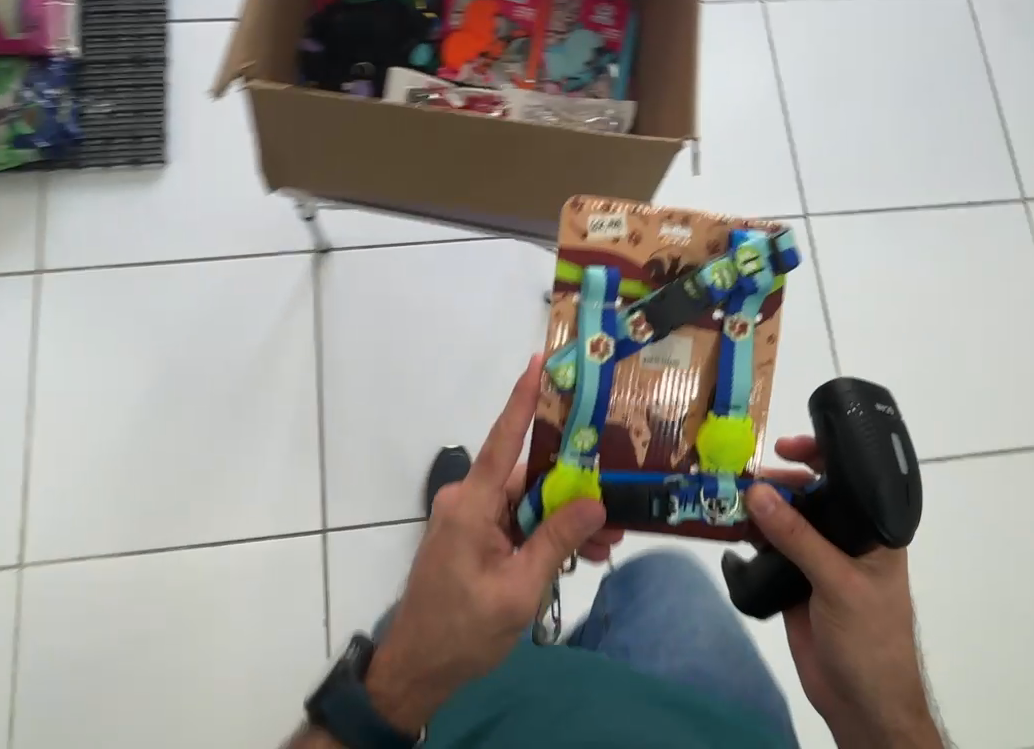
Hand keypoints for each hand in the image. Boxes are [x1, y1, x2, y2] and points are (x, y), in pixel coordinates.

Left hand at [364, 356, 615, 733]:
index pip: (504, 440)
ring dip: (563, 521)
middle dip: (573, 492)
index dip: (522, 400)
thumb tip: (596, 503)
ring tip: (606, 545)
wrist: (417, 669)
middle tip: (616, 511)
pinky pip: (515, 523)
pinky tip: (578, 555)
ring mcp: (470, 519)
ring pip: (526, 503)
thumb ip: (557, 542)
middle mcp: (469, 500)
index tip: (539, 362)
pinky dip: (544, 535)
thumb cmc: (463, 630)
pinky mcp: (473, 537)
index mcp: (472, 504)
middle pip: (528, 479)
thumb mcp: (519, 590)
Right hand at [747, 436, 942, 748]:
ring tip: (731, 495)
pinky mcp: (794, 580)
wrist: (861, 705)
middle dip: (781, 481)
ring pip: (786, 520)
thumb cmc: (870, 640)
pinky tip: (732, 524)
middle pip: (811, 496)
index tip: (787, 447)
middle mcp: (845, 539)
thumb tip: (756, 492)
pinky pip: (770, 546)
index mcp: (871, 532)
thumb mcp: (838, 583)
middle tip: (748, 475)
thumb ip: (798, 537)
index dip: (822, 457)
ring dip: (761, 506)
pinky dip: (751, 533)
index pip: (848, 481)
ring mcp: (818, 559)